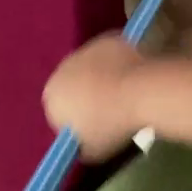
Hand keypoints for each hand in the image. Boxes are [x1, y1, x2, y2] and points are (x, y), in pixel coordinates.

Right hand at [42, 35, 146, 159]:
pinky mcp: (107, 38)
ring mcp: (85, 50)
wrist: (140, 91)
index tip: (94, 132)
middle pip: (71, 87)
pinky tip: (132, 76)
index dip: (76, 124)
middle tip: (108, 112)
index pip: (58, 114)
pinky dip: (116, 63)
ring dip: (100, 79)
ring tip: (123, 94)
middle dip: (85, 98)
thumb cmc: (110, 125)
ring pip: (88, 69)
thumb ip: (79, 147)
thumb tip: (82, 144)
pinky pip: (108, 55)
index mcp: (51, 97)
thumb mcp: (90, 152)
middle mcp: (61, 70)